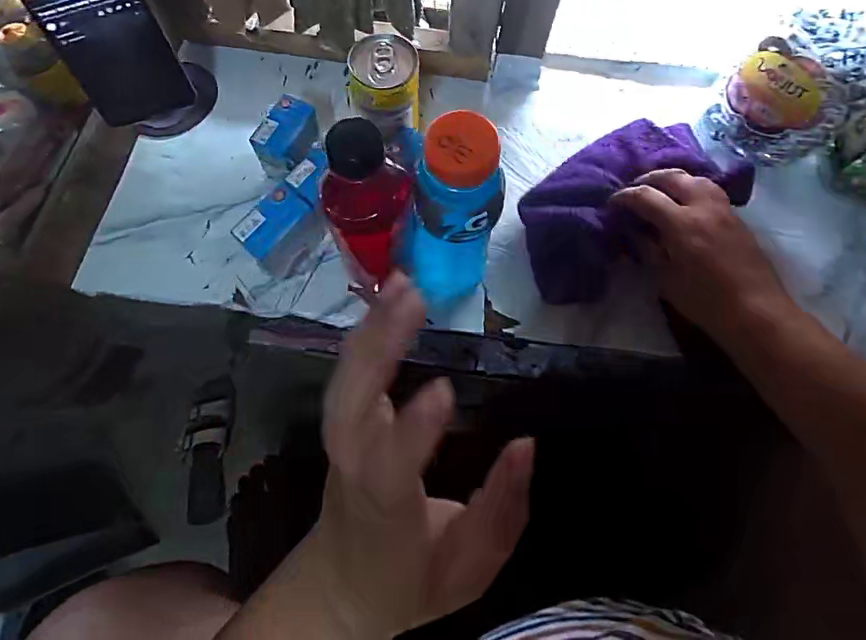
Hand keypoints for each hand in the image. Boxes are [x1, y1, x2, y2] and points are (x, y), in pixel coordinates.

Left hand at [304, 272, 534, 638]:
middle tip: (415, 295)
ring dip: (371, 325)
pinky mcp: (340, 419)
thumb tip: (526, 445)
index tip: (446, 390)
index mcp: (385, 508)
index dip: (414, 431)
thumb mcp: (469, 568)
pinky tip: (387, 295)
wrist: (341, 585)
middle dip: (381, 346)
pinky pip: (346, 369)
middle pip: (353, 405)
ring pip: (345, 378)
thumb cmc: (410, 578)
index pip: (392, 469)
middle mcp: (352, 465)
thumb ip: (502, 510)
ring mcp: (338, 438)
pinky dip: (364, 328)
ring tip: (403, 281)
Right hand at [611, 168, 793, 341]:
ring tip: (662, 191)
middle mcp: (703, 208)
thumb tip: (634, 231)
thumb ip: (647, 250)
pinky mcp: (738, 218)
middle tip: (634, 191)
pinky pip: (711, 191)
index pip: (645, 196)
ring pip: (695, 178)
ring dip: (674, 179)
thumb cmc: (707, 303)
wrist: (758, 313)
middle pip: (671, 177)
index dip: (624, 197)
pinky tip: (687, 203)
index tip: (613, 203)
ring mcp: (724, 210)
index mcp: (681, 224)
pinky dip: (692, 188)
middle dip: (648, 179)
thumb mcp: (666, 281)